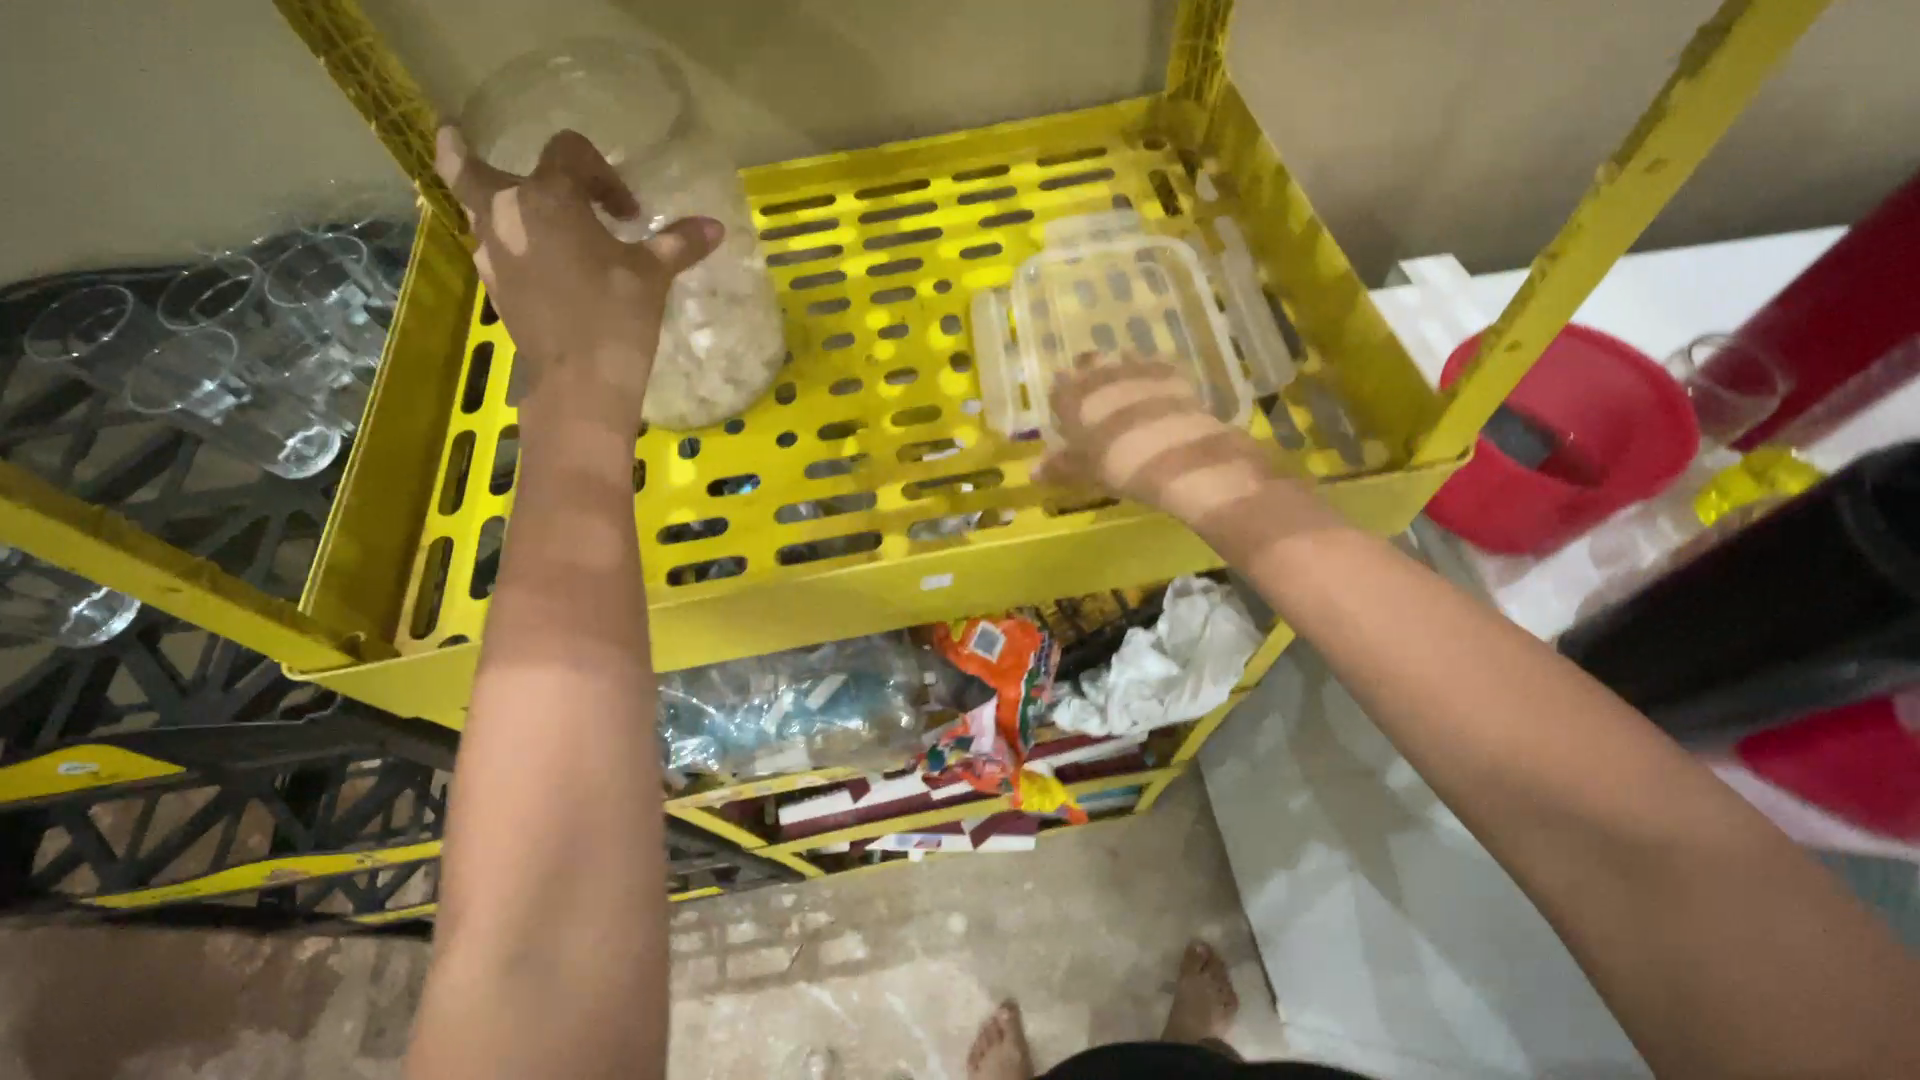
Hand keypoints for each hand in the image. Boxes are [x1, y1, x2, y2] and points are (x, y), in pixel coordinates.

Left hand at [433, 126, 721, 433]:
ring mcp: (492, 251)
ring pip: (472, 209)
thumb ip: (679, 244)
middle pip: (467, 166)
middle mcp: (507, 213)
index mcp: (548, 196)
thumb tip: (715, 227)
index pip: (569, 153)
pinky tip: (530, 258)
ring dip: (488, 202)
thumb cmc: (616, 313)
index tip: (627, 214)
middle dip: (462, 149)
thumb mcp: (653, 274)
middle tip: (457, 134)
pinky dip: (504, 241)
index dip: (603, 173)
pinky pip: (489, 247)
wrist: (580, 378)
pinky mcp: (494, 286)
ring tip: (507, 207)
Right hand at [1038, 353, 1330, 542]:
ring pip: (1124, 360)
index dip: (1063, 397)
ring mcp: (1138, 369)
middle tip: (1098, 400)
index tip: (1067, 412)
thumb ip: (1059, 467)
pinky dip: (1156, 377)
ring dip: (1124, 373)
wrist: (1174, 454)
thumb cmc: (1116, 464)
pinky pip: (1159, 368)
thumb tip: (1034, 471)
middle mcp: (1102, 373)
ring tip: (1130, 396)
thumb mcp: (1084, 471)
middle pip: (1091, 364)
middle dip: (1092, 377)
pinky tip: (1162, 396)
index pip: (1059, 386)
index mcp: (1073, 395)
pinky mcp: (1172, 373)